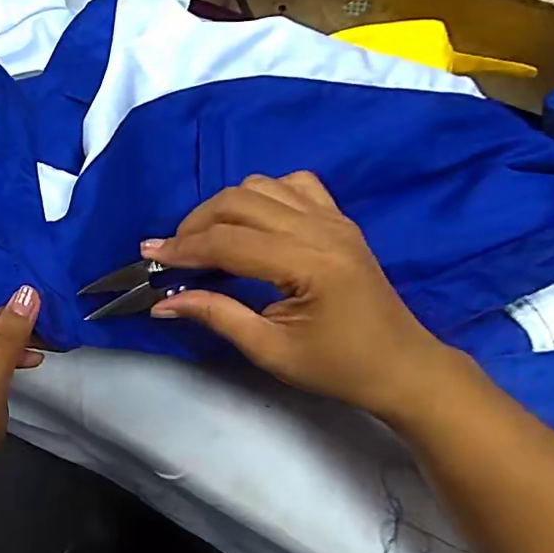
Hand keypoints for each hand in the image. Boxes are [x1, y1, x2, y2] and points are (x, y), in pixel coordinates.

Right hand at [145, 172, 479, 421]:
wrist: (404, 367)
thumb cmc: (339, 367)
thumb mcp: (270, 350)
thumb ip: (215, 316)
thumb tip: (162, 303)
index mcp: (309, 265)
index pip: (229, 241)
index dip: (183, 247)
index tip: (149, 256)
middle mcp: (322, 230)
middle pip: (238, 201)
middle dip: (195, 223)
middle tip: (173, 252)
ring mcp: (334, 219)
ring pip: (260, 185)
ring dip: (223, 206)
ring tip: (206, 238)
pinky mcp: (339, 218)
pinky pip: (292, 184)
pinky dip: (262, 193)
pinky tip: (252, 220)